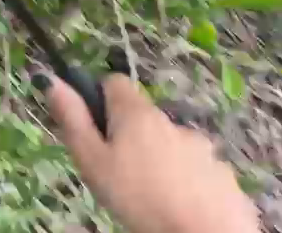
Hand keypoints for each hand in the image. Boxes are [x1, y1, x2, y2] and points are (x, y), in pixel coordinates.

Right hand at [40, 72, 258, 232]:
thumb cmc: (136, 196)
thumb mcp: (88, 157)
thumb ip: (70, 115)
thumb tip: (52, 80)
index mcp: (137, 114)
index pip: (115, 82)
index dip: (99, 96)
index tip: (93, 123)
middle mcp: (175, 125)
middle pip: (143, 117)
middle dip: (129, 133)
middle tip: (115, 165)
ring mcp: (208, 154)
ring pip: (171, 144)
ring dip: (158, 156)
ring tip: (148, 189)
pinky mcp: (229, 182)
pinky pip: (197, 169)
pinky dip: (185, 179)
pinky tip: (177, 202)